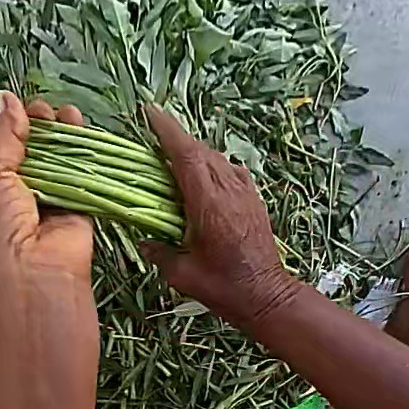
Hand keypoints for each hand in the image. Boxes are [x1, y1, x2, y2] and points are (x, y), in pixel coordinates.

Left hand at [0, 91, 94, 292]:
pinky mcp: (80, 219)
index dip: (12, 129)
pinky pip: (84, 184)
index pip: (1, 153)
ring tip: (71, 115)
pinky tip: (89, 137)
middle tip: (49, 110)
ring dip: (66, 141)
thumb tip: (8, 100)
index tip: (25, 107)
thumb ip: (1, 137)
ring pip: (60, 168)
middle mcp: (17, 202)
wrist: (31, 282)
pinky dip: (88, 162)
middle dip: (41, 131)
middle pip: (33, 158)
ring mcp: (50, 211)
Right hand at [141, 106, 303, 328]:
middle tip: (152, 138)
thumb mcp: (182, 275)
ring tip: (173, 159)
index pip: (185, 155)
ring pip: (216, 158)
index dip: (166, 130)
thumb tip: (143, 241)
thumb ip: (159, 253)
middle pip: (200, 151)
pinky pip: (230, 171)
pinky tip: (203, 177)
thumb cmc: (223, 288)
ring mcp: (245, 193)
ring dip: (194, 153)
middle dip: (175, 140)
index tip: (148, 112)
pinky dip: (212, 166)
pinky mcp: (254, 199)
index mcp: (209, 204)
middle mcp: (229, 190)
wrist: (266, 296)